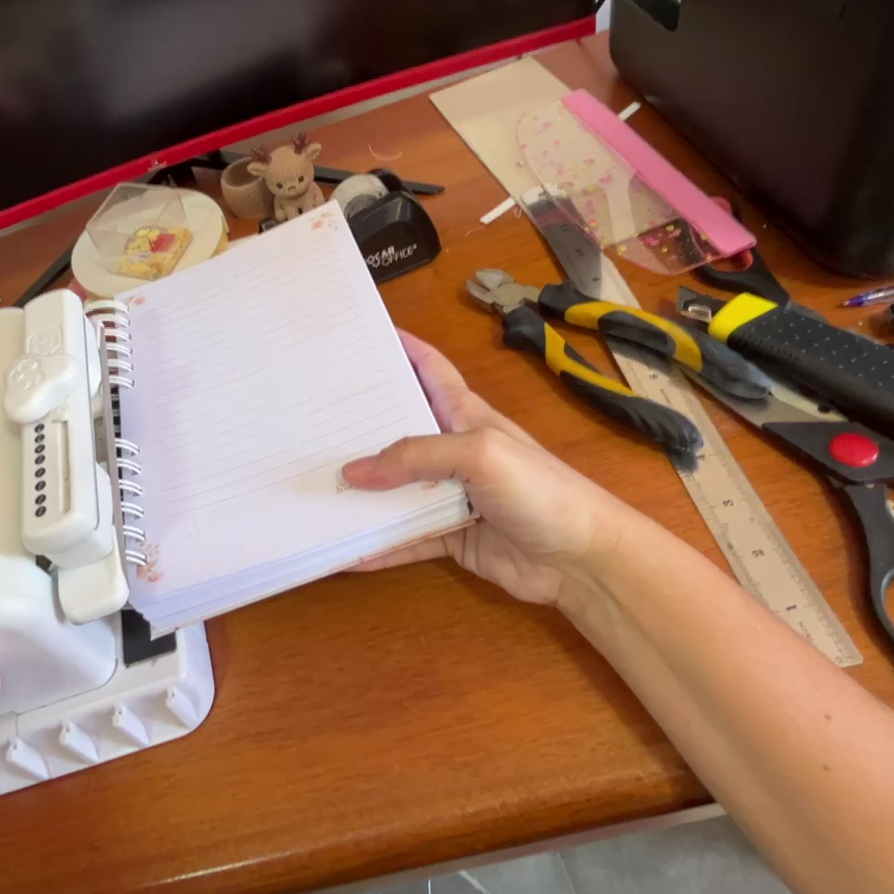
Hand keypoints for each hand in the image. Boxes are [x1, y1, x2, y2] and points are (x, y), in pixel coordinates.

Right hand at [342, 331, 653, 604]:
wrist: (583, 559)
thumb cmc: (540, 489)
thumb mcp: (478, 454)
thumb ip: (414, 458)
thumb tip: (351, 473)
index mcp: (464, 415)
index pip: (428, 369)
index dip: (401, 347)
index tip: (361, 335)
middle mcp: (452, 450)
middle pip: (398, 431)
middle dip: (359, 423)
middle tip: (311, 417)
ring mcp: (450, 495)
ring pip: (395, 489)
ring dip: (361, 490)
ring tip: (311, 485)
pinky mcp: (450, 536)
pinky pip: (404, 538)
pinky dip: (376, 545)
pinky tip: (343, 551)